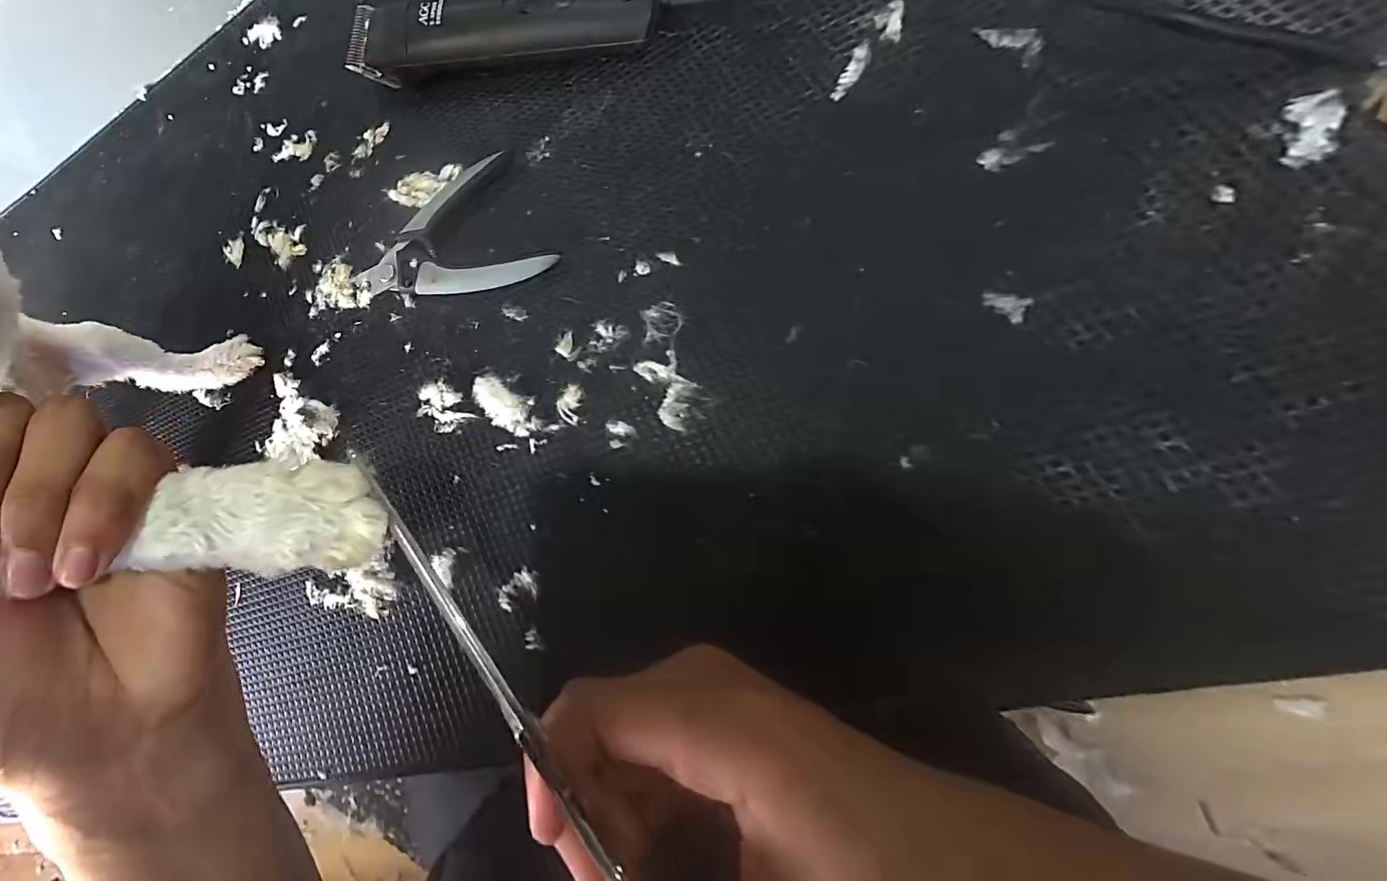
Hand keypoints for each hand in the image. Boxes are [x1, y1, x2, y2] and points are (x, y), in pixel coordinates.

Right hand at [527, 645, 1249, 880]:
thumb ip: (662, 877)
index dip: (551, 766)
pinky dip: (641, 792)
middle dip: (580, 790)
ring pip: (625, 727)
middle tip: (594, 874)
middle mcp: (710, 686)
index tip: (552, 845)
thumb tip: (598, 877)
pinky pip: (658, 737)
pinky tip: (654, 847)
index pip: (592, 709)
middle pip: (601, 715)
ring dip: (609, 797)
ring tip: (622, 869)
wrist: (996, 875)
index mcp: (718, 723)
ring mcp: (726, 695)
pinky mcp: (738, 717)